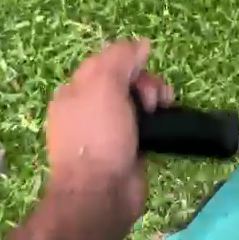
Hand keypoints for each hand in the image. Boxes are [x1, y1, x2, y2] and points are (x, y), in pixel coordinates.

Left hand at [43, 39, 174, 220]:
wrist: (101, 194)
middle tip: (151, 96)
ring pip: (139, 98)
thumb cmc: (97, 135)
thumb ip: (121, 58)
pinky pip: (145, 122)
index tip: (142, 66)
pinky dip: (156, 119)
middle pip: (125, 78)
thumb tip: (141, 45)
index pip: (106, 60)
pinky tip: (163, 122)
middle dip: (144, 80)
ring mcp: (108, 129)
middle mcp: (89, 108)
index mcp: (74, 91)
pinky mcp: (127, 147)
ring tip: (161, 109)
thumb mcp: (104, 84)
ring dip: (155, 97)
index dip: (127, 60)